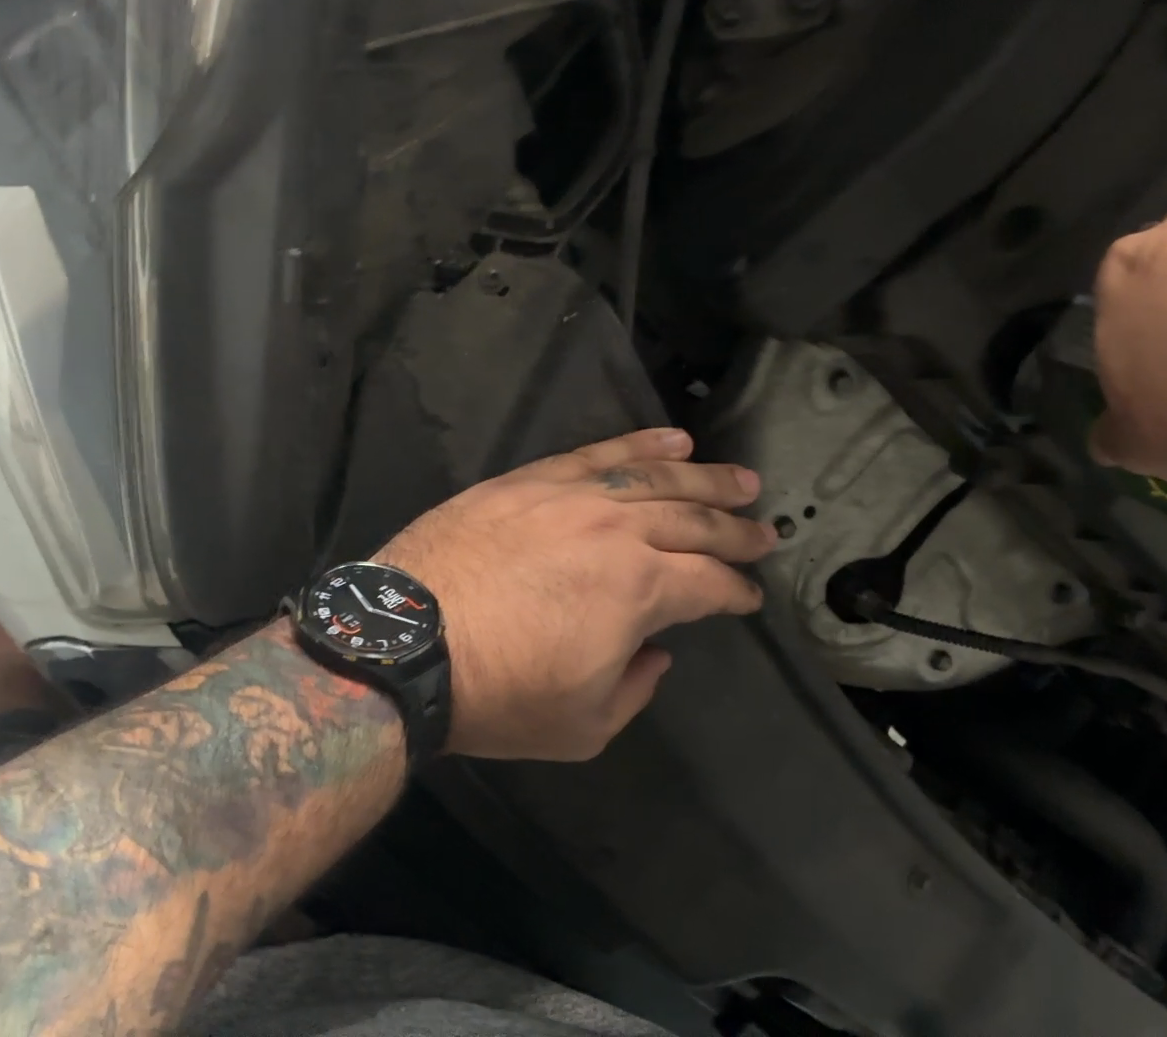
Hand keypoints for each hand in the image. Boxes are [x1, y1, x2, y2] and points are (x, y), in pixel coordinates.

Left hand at [374, 428, 776, 760]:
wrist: (402, 646)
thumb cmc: (497, 696)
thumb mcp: (585, 725)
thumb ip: (636, 686)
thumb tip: (654, 652)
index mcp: (639, 589)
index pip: (709, 583)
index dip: (736, 593)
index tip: (748, 598)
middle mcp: (617, 530)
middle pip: (694, 521)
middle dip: (736, 530)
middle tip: (764, 533)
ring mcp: (571, 497)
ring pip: (654, 477)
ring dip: (705, 479)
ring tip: (739, 480)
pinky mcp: (528, 480)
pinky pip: (596, 454)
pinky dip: (639, 444)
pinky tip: (671, 442)